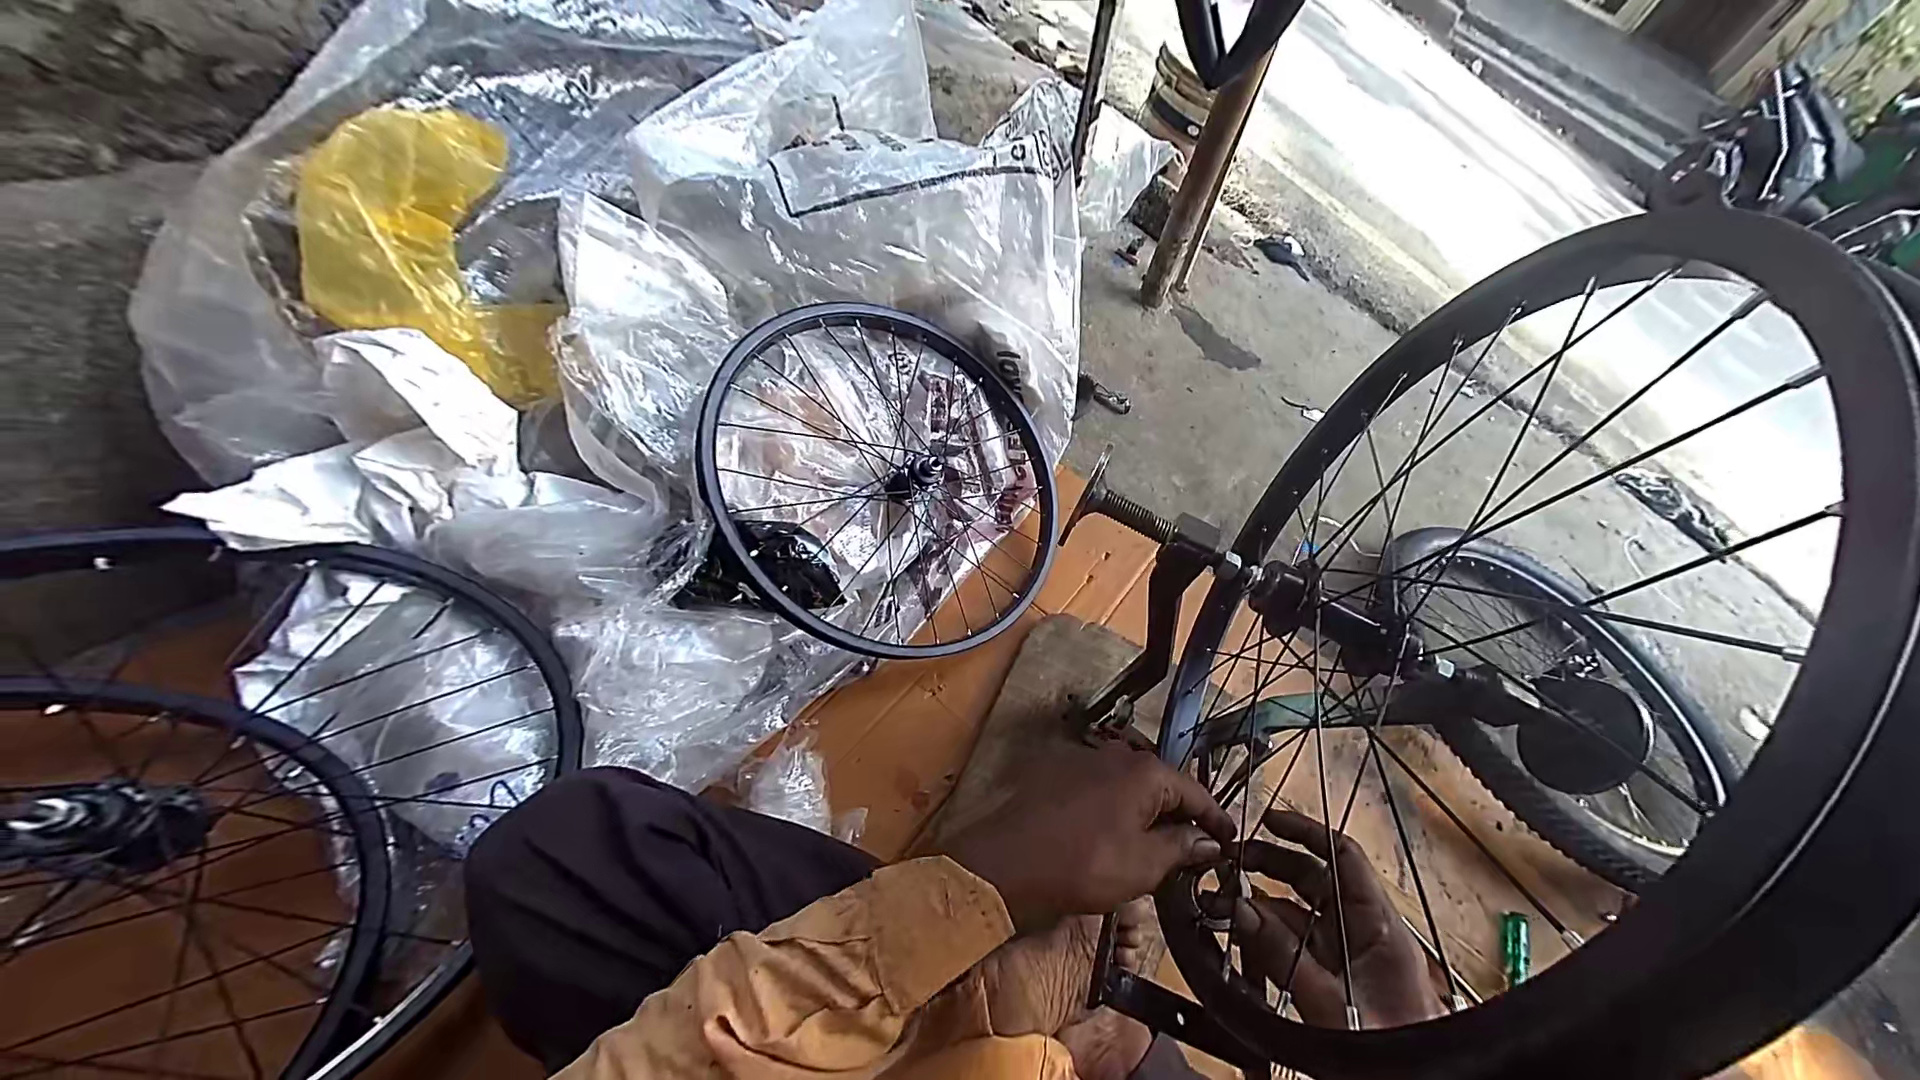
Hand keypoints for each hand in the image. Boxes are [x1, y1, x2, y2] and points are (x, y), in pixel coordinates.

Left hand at [936, 741, 1235, 929]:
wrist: (1007, 862)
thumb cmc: (1083, 864)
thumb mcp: (1143, 864)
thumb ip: (1181, 847)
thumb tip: (1208, 840)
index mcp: (1142, 771)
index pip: (1193, 790)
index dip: (1214, 817)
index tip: (1230, 839)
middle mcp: (1114, 755)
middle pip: (1160, 783)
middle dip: (1179, 812)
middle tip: (1196, 845)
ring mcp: (1082, 759)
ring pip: (1128, 784)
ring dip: (1145, 809)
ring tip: (1157, 842)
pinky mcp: (1056, 771)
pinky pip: (1100, 786)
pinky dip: (1116, 806)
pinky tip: (1114, 831)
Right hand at [1232, 810, 1441, 1029]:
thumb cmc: (1398, 1056)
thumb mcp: (1334, 1005)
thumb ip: (1283, 955)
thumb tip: (1239, 907)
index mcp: (1376, 926)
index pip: (1342, 856)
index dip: (1305, 831)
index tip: (1267, 821)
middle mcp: (1360, 932)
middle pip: (1310, 877)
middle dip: (1266, 863)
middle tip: (1228, 860)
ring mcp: (1344, 956)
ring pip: (1294, 912)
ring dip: (1255, 904)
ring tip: (1218, 902)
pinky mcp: (1330, 979)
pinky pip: (1289, 944)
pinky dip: (1261, 936)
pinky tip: (1235, 936)